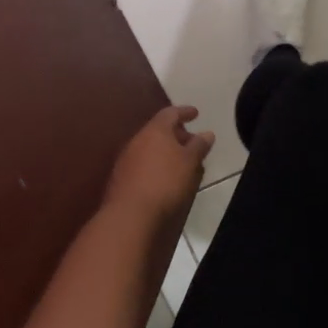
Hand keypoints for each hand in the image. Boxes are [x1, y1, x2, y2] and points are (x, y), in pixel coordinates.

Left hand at [103, 106, 213, 232]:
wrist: (129, 215)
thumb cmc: (165, 181)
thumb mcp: (190, 162)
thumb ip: (199, 145)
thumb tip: (207, 134)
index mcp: (155, 130)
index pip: (171, 113)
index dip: (185, 112)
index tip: (196, 114)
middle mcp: (137, 140)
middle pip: (158, 130)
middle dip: (176, 134)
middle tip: (192, 142)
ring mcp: (126, 160)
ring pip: (149, 148)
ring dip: (165, 151)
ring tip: (181, 162)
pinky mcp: (120, 179)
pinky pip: (142, 164)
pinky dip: (155, 165)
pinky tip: (164, 177)